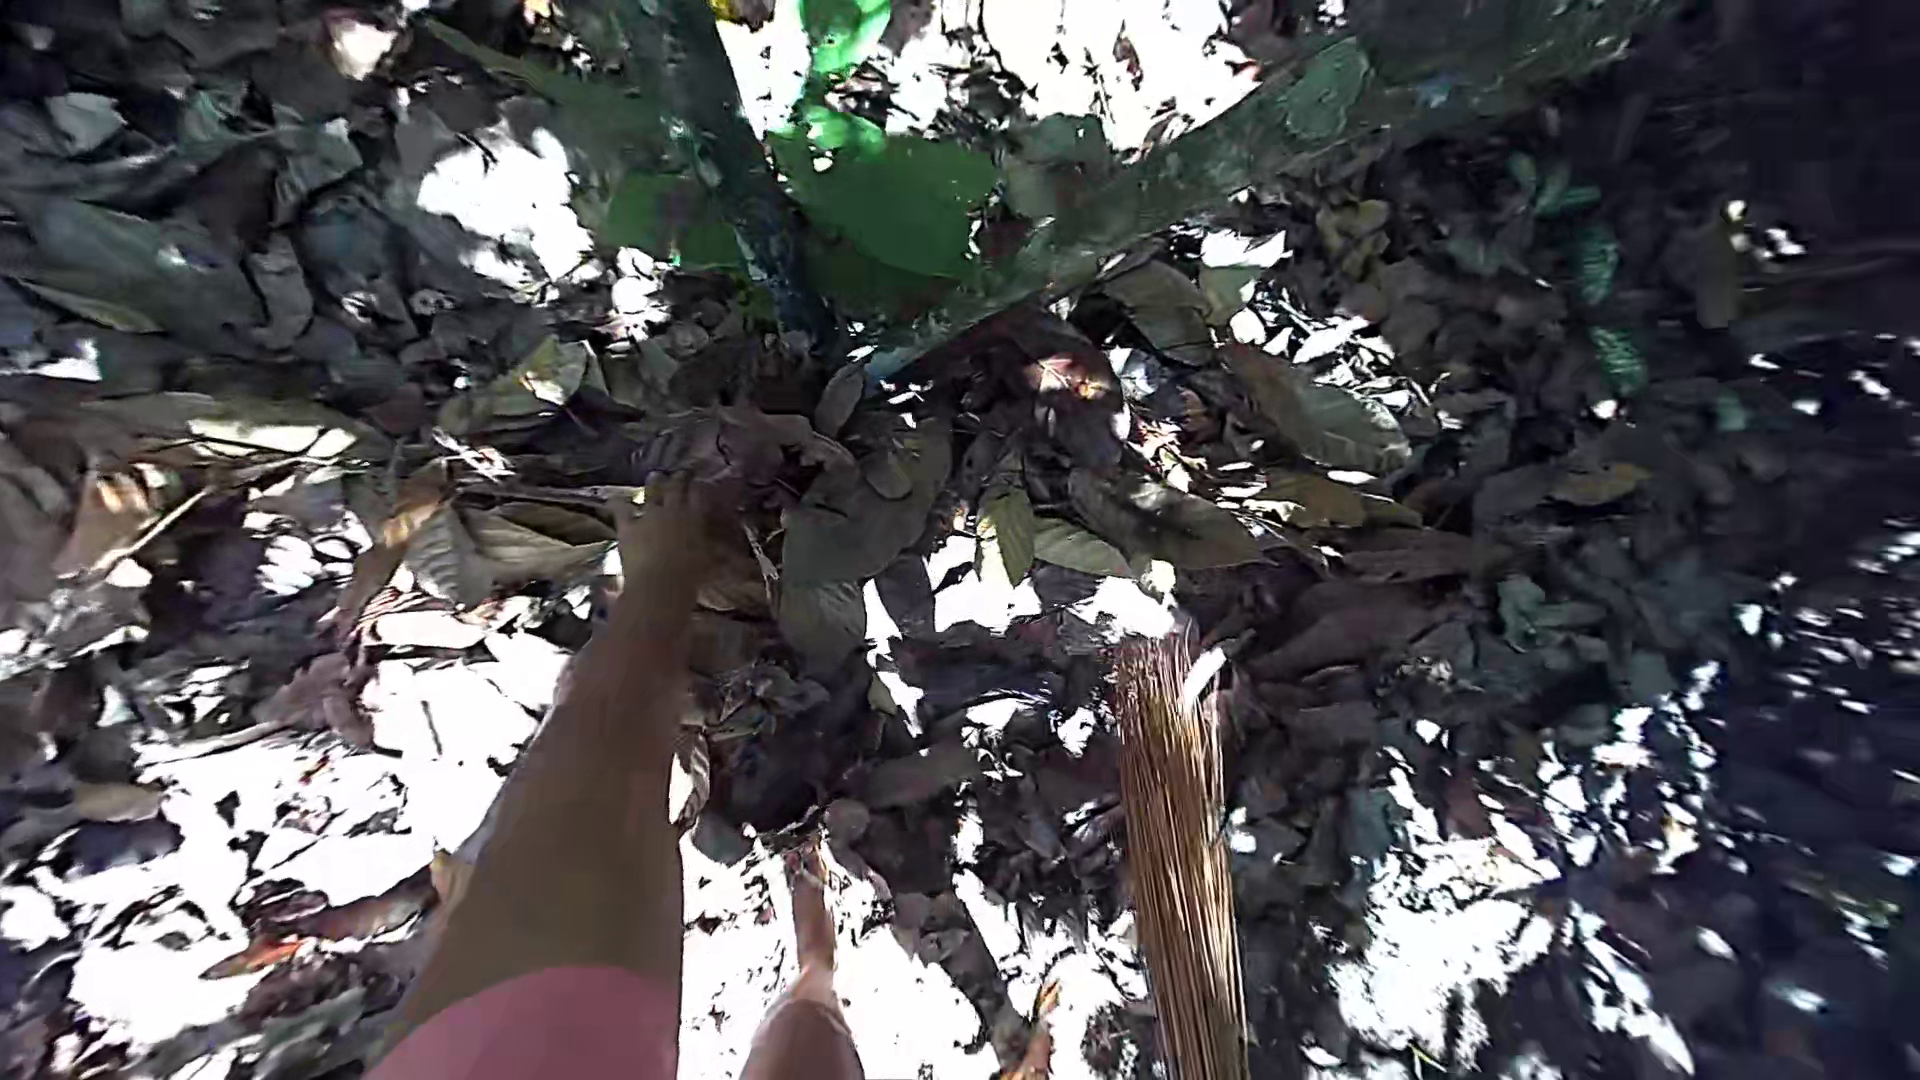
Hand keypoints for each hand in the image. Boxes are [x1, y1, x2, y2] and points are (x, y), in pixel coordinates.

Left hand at [611, 474, 737, 585]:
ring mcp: (649, 516)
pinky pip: (621, 510)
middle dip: (680, 478)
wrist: (659, 584)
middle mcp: (673, 511)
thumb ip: (715, 550)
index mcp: (695, 517)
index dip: (700, 486)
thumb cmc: (691, 575)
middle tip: (681, 472)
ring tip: (655, 475)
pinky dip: (618, 503)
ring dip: (654, 483)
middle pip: (676, 487)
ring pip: (651, 493)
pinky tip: (615, 498)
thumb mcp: (709, 560)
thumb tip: (729, 552)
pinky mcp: (628, 526)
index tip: (701, 481)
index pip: (699, 494)